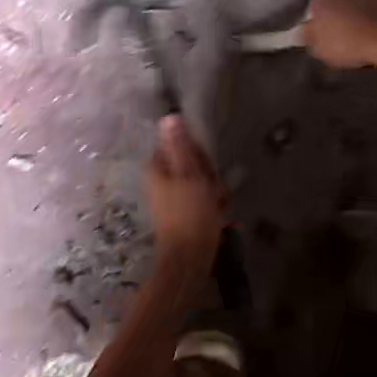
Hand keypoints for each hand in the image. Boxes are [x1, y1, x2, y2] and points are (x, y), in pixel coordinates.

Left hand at [145, 115, 222, 259]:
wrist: (189, 259)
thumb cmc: (190, 214)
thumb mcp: (189, 175)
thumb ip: (180, 147)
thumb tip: (169, 117)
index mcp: (157, 168)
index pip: (179, 144)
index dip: (198, 152)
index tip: (209, 165)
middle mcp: (159, 180)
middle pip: (189, 162)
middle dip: (207, 172)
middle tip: (216, 187)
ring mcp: (170, 198)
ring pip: (198, 181)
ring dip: (212, 188)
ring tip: (220, 203)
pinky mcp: (181, 213)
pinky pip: (200, 198)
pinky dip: (211, 203)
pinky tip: (219, 212)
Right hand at [302, 0, 376, 69]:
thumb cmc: (351, 44)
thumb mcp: (319, 47)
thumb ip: (307, 36)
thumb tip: (301, 30)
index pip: (312, 8)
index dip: (316, 25)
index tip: (322, 39)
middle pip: (338, 4)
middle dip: (339, 19)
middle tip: (343, 41)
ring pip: (360, 5)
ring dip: (361, 18)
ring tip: (365, 40)